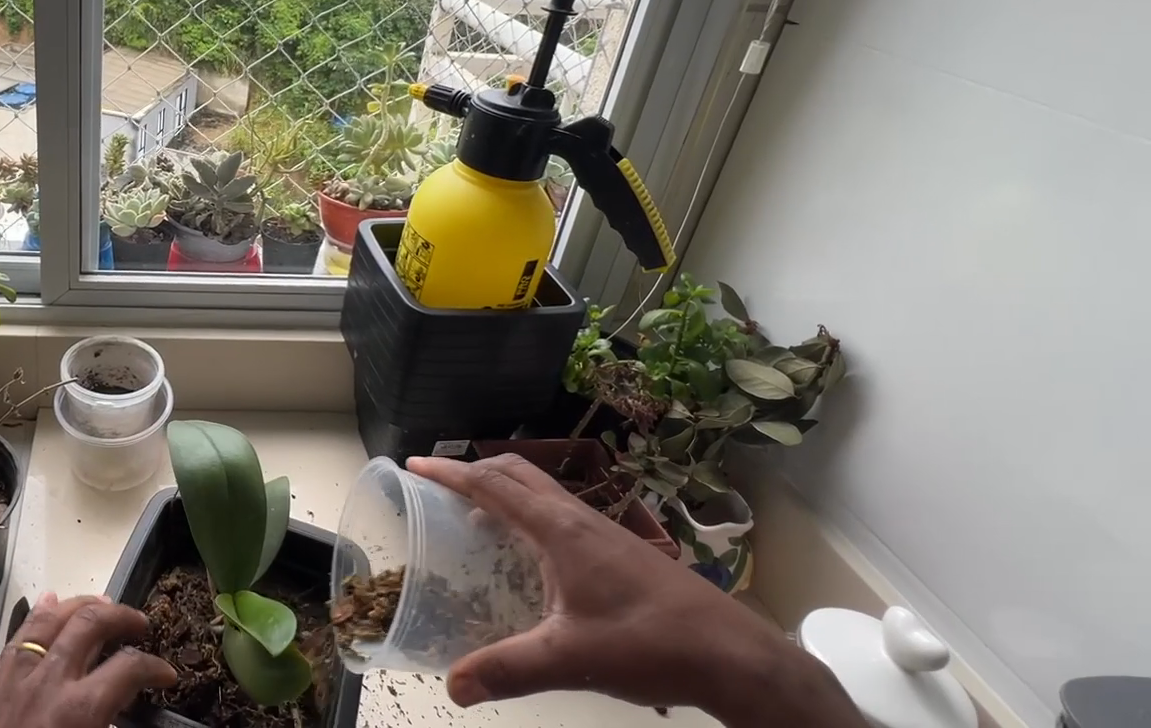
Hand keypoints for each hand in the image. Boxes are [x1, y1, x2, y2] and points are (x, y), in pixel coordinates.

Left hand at [0, 592, 176, 727]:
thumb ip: (110, 722)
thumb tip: (126, 704)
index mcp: (80, 711)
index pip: (128, 668)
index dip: (154, 667)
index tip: (166, 673)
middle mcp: (50, 682)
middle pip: (91, 624)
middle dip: (122, 617)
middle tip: (140, 623)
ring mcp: (18, 679)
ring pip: (53, 620)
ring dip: (82, 605)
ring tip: (103, 602)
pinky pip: (18, 637)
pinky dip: (38, 616)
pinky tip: (49, 601)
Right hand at [406, 455, 865, 727]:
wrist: (735, 655)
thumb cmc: (648, 643)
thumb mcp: (570, 659)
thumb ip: (509, 669)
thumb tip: (453, 686)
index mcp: (557, 528)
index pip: (491, 484)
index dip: (449, 473)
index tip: (414, 464)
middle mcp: (576, 516)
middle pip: (515, 473)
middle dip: (473, 471)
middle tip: (440, 487)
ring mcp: (601, 528)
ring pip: (540, 488)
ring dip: (502, 488)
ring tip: (475, 515)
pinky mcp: (617, 546)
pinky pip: (557, 509)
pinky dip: (528, 510)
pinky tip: (530, 553)